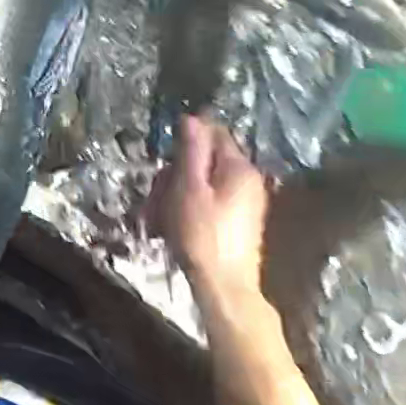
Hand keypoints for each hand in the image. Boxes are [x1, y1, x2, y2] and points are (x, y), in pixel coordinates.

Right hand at [151, 115, 271, 303]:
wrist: (224, 287)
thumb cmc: (200, 234)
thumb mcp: (189, 187)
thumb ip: (192, 150)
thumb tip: (192, 118)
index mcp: (239, 168)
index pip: (213, 132)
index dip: (185, 139)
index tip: (164, 158)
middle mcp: (248, 180)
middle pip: (205, 160)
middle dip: (176, 172)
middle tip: (157, 194)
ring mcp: (245, 202)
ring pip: (204, 182)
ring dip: (177, 192)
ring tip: (159, 216)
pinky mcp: (238, 221)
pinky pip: (209, 201)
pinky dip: (188, 207)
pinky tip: (173, 225)